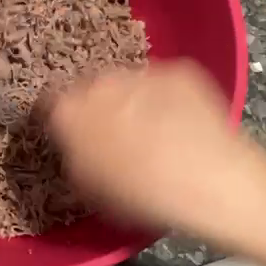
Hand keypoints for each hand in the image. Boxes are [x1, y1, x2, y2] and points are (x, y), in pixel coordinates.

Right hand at [47, 61, 265, 257]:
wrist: (217, 184)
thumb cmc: (146, 196)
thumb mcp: (90, 189)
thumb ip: (71, 157)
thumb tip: (72, 145)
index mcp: (68, 111)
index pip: (48, 104)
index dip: (58, 121)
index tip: (69, 137)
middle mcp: (98, 81)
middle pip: (87, 88)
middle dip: (95, 107)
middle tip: (112, 138)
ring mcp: (141, 71)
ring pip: (124, 82)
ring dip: (129, 100)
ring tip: (151, 132)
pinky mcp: (179, 69)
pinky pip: (159, 81)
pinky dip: (162, 97)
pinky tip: (178, 124)